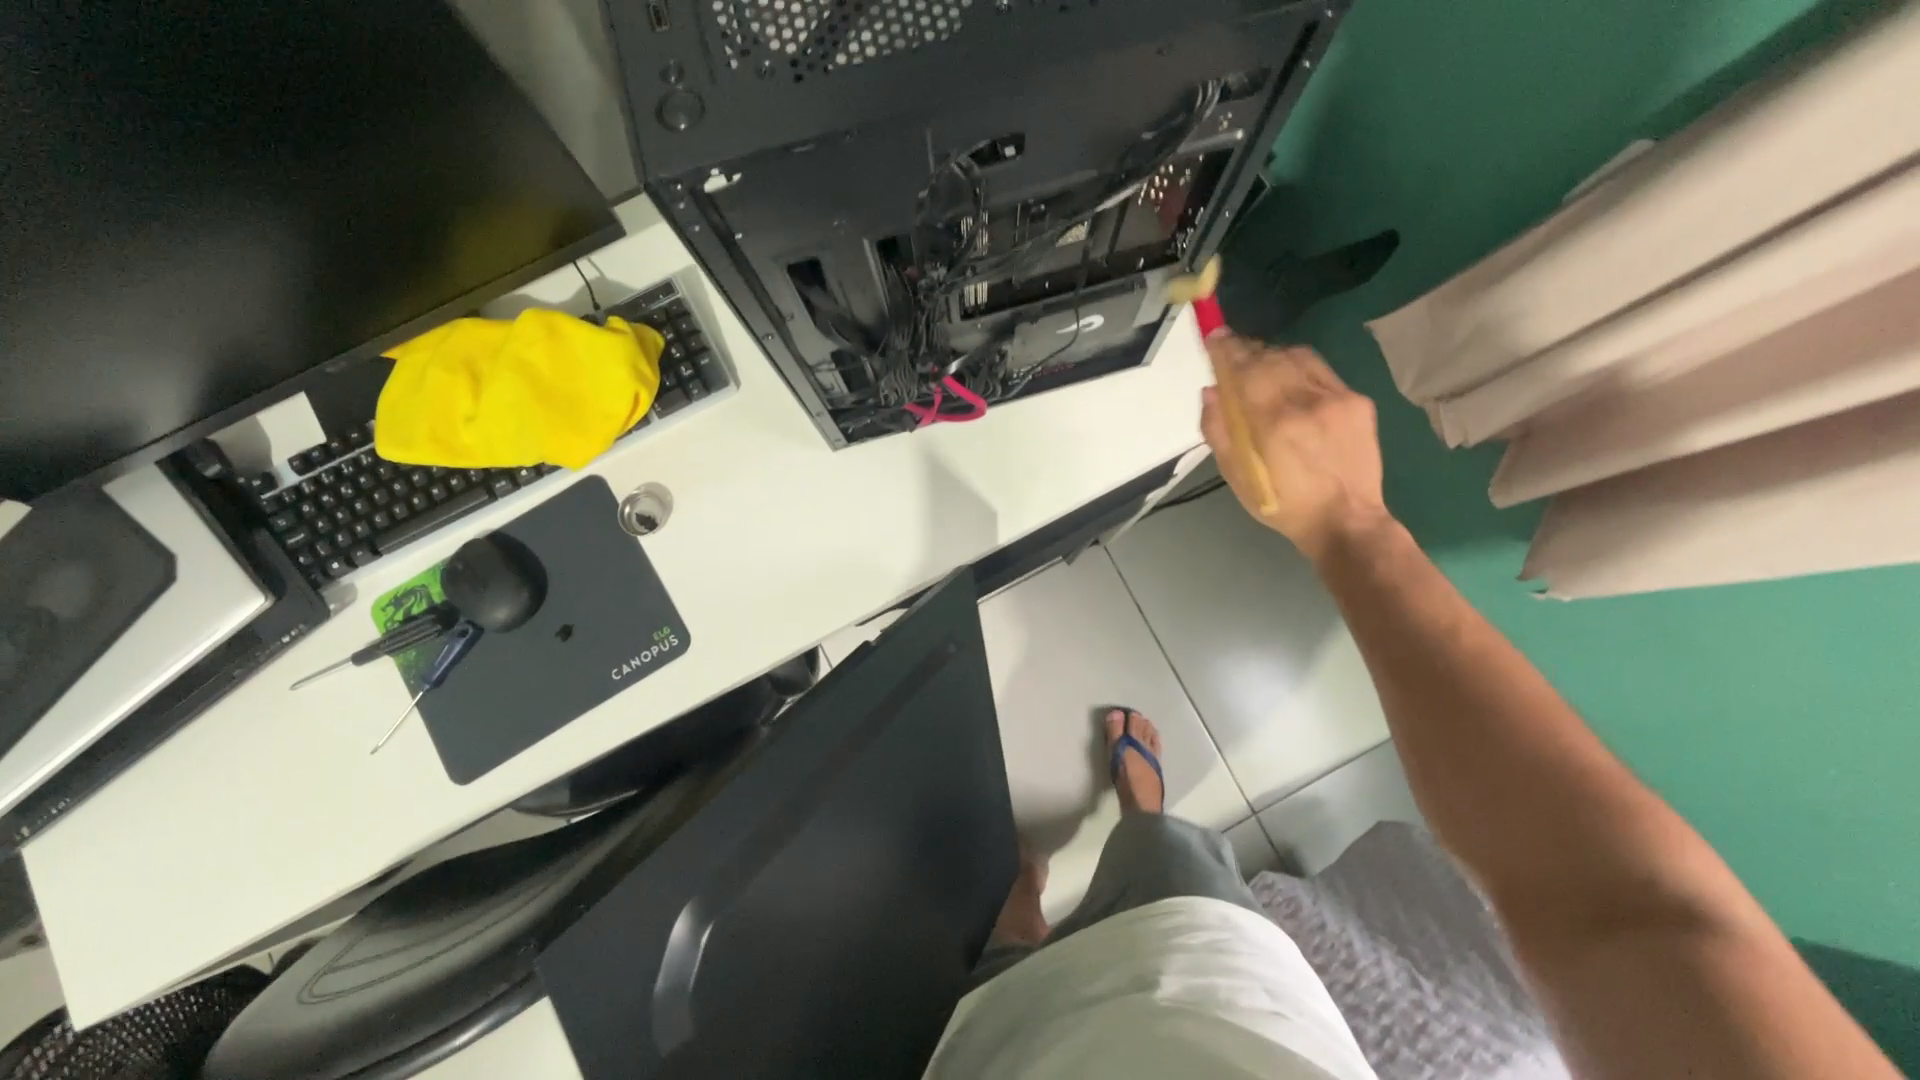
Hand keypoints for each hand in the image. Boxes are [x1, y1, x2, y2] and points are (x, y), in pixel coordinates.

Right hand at [1199, 335, 1390, 561]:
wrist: (1345, 519)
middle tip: (1233, 351)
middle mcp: (1304, 402)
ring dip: (1275, 355)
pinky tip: (1294, 381)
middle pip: (1270, 357)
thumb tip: (1212, 391)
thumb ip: (1219, 431)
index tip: (1215, 338)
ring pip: (1298, 357)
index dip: (1226, 350)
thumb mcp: (1237, 476)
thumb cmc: (1282, 505)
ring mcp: (1335, 399)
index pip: (1243, 370)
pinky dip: (1301, 368)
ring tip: (1263, 364)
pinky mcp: (1357, 402)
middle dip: (1248, 350)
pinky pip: (1322, 371)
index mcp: (1271, 423)